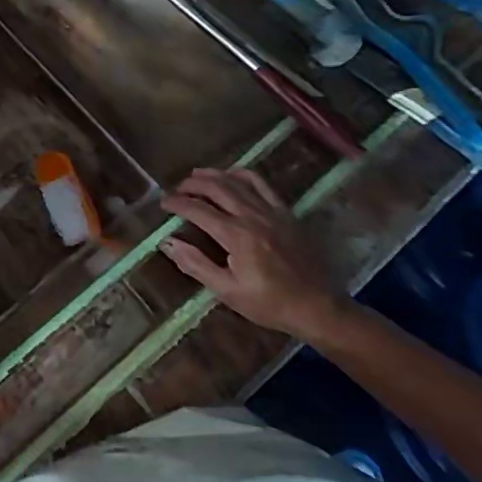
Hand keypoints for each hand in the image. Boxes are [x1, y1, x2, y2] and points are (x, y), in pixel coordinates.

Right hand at [160, 168, 347, 339]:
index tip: (163, 203)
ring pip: (236, 180)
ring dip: (212, 174)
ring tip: (196, 176)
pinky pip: (262, 184)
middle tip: (176, 189)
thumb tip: (167, 243)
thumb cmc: (269, 303)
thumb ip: (196, 264)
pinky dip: (242, 174)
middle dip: (191, 184)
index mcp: (236, 236)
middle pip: (215, 187)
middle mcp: (252, 216)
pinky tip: (231, 176)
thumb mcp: (227, 291)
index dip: (176, 203)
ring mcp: (271, 211)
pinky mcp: (285, 212)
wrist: (318, 307)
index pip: (197, 210)